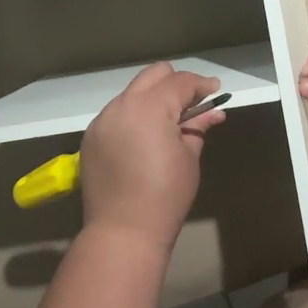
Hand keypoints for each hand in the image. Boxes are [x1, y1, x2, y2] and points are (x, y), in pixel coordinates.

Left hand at [79, 62, 226, 247]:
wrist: (123, 232)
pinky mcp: (91, 137)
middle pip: (154, 75)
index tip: (215, 91)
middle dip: (176, 83)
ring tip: (168, 124)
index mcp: (150, 107)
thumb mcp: (189, 158)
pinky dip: (134, 116)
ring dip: (153, 99)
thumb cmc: (165, 195)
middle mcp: (122, 105)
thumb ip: (197, 127)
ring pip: (133, 93)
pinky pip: (117, 113)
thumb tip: (213, 112)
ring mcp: (102, 121)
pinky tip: (144, 139)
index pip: (181, 82)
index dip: (202, 85)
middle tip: (192, 103)